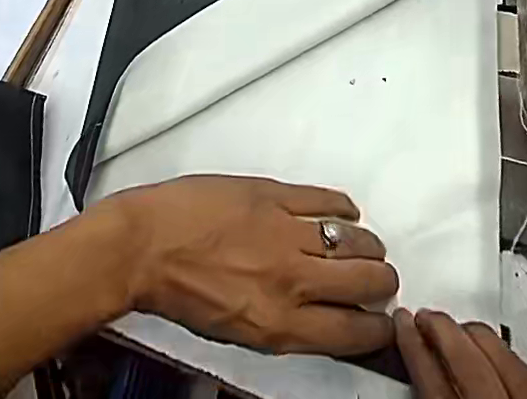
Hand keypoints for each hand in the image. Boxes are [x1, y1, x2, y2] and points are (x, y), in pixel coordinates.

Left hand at [98, 175, 397, 354]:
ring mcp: (282, 231)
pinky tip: (346, 209)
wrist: (144, 245)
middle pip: (364, 281)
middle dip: (381, 281)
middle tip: (380, 277)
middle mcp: (290, 280)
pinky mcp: (269, 194)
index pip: (353, 332)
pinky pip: (322, 198)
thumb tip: (316, 318)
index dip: (377, 328)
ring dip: (368, 244)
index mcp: (280, 324)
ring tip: (368, 245)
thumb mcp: (236, 331)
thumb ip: (283, 324)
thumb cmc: (177, 288)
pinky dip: (341, 204)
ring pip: (352, 238)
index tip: (382, 320)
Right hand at [395, 309, 526, 398]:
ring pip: (501, 352)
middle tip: (426, 316)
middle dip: (441, 327)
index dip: (412, 345)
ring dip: (476, 337)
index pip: (431, 378)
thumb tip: (421, 376)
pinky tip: (507, 359)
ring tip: (462, 331)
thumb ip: (443, 394)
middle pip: (464, 353)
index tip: (403, 323)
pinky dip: (514, 358)